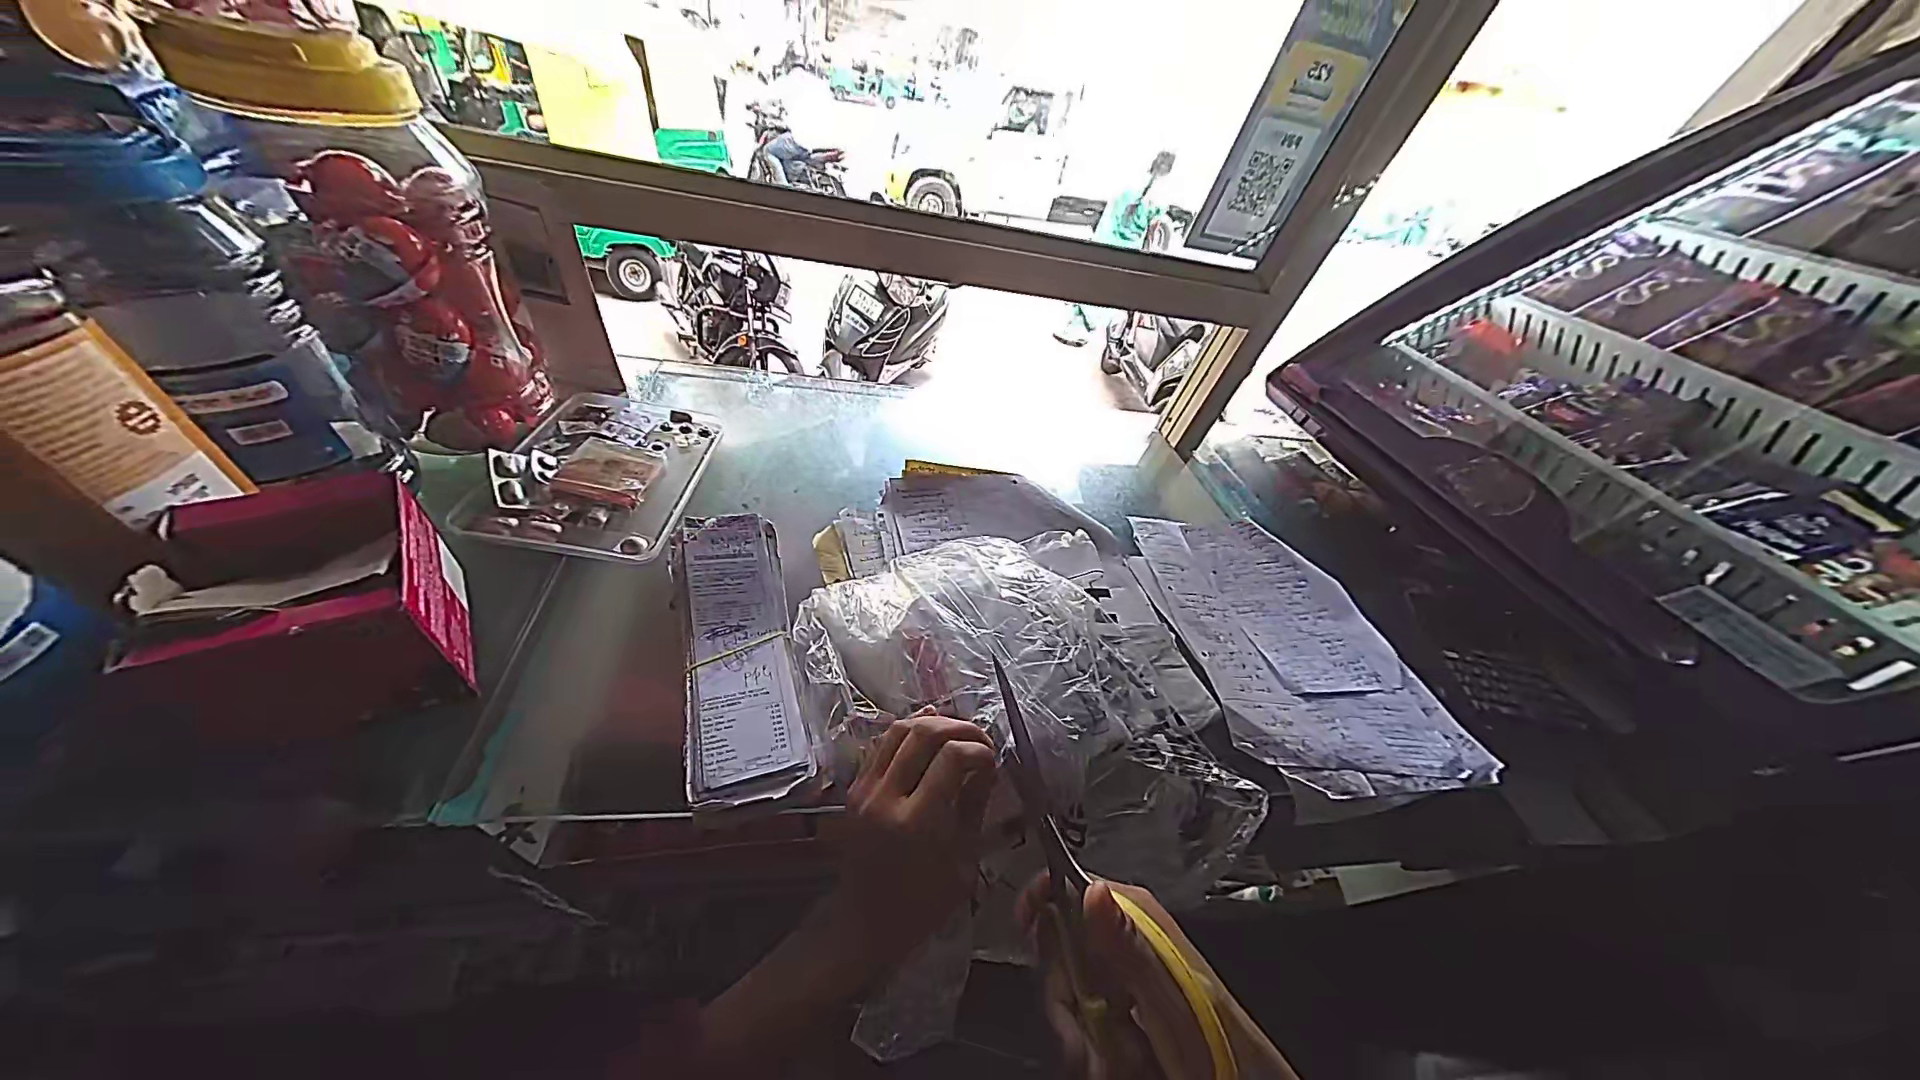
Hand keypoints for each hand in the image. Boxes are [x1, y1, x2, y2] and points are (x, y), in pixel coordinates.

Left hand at [829, 711, 996, 967]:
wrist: (866, 924)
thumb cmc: (923, 905)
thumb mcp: (963, 861)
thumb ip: (974, 806)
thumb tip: (988, 766)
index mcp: (917, 823)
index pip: (952, 757)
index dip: (979, 750)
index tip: (993, 761)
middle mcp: (886, 797)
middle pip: (924, 733)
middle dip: (960, 728)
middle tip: (980, 739)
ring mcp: (865, 790)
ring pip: (899, 729)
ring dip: (933, 723)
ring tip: (957, 734)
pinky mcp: (855, 788)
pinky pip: (882, 744)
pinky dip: (908, 732)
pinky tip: (929, 733)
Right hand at [1019, 875, 1298, 1079]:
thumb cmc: (1209, 1038)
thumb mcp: (1167, 995)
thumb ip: (1127, 944)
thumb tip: (1091, 889)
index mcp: (1134, 913)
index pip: (1072, 885)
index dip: (1043, 901)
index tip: (1024, 925)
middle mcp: (1125, 934)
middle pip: (1062, 944)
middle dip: (1064, 994)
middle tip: (1083, 1038)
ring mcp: (1123, 970)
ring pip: (1069, 984)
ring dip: (1079, 1028)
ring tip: (1110, 1063)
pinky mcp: (1124, 1003)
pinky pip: (1084, 1012)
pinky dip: (1091, 1041)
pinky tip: (1114, 1062)